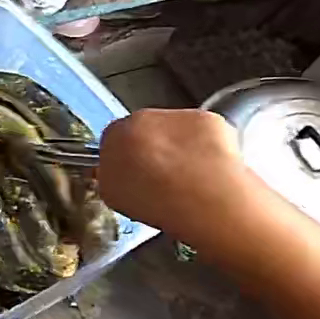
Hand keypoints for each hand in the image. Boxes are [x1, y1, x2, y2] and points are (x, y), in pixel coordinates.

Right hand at [95, 109, 270, 251]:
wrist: (203, 201)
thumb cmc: (159, 201)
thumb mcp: (114, 196)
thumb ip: (109, 176)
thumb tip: (112, 173)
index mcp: (114, 133)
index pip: (114, 139)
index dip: (125, 158)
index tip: (135, 173)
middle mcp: (144, 118)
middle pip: (145, 130)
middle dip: (153, 149)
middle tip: (163, 178)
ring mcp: (178, 116)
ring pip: (177, 130)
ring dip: (181, 147)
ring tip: (190, 179)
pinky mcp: (210, 119)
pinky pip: (205, 133)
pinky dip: (209, 147)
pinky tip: (210, 170)